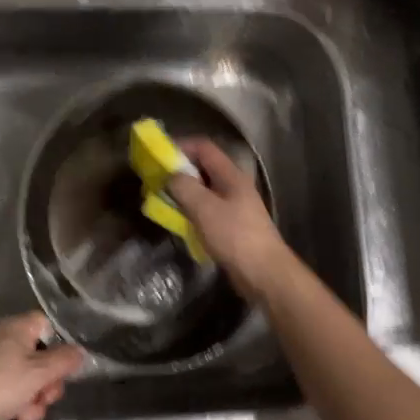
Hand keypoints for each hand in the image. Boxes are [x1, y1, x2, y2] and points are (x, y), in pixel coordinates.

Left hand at [0, 313, 85, 419]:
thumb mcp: (38, 374)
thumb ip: (65, 361)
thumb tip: (80, 351)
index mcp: (16, 328)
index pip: (46, 325)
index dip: (57, 347)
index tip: (60, 371)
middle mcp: (1, 340)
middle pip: (39, 358)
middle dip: (45, 386)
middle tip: (43, 401)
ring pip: (24, 382)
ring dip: (31, 405)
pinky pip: (6, 394)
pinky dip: (12, 411)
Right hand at [166, 139, 295, 297]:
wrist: (263, 273)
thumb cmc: (234, 236)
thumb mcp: (204, 208)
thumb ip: (185, 187)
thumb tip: (171, 174)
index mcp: (231, 175)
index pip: (204, 148)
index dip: (181, 147)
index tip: (159, 157)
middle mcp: (234, 186)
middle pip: (204, 168)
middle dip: (179, 172)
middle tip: (156, 181)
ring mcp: (235, 206)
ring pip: (205, 191)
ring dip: (184, 193)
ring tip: (163, 201)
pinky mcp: (232, 226)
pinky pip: (208, 210)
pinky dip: (192, 211)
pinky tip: (180, 221)